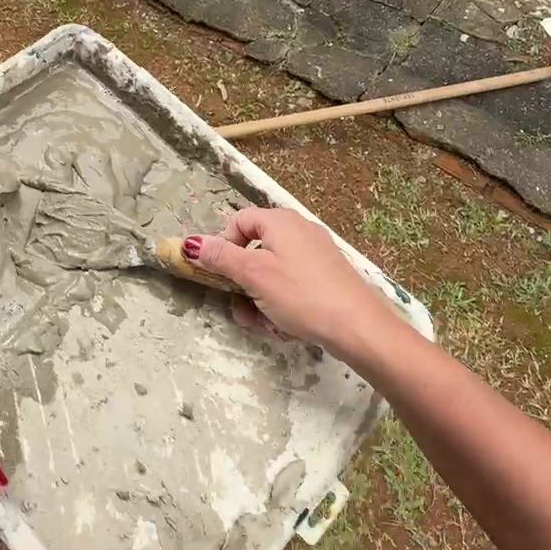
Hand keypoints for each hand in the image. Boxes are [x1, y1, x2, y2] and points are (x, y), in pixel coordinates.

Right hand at [189, 207, 398, 355]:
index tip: (219, 273)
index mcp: (281, 221)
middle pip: (255, 250)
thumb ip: (220, 257)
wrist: (359, 328)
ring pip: (272, 272)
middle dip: (241, 282)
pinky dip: (282, 303)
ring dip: (259, 298)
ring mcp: (317, 254)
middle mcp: (300, 230)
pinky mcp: (328, 277)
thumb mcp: (253, 275)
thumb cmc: (301, 294)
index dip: (223, 245)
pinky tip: (285, 326)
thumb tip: (190, 242)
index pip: (239, 221)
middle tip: (240, 309)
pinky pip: (293, 284)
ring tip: (263, 324)